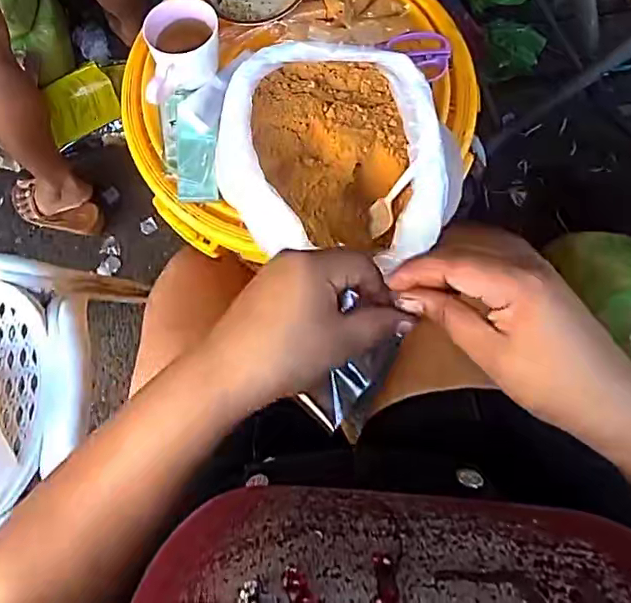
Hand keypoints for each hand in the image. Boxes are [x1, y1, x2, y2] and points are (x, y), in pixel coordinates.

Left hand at [189, 249, 411, 413]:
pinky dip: (315, 304)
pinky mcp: (261, 287)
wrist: (226, 373)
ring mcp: (274, 270)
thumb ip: (379, 324)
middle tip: (368, 330)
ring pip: (321, 278)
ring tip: (341, 336)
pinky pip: (300, 286)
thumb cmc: (287, 355)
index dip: (382, 291)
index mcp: (314, 262)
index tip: (389, 320)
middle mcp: (293, 257)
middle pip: (342, 267)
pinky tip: (312, 335)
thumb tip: (404, 316)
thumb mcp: (343, 342)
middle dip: (360, 297)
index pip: (364, 263)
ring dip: (338, 302)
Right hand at [387, 223, 630, 434]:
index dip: (415, 270)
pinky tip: (455, 273)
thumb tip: (408, 296)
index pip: (451, 261)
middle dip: (427, 259)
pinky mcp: (540, 271)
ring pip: (478, 240)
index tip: (386, 283)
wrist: (613, 400)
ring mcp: (535, 262)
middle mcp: (524, 259)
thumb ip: (448, 316)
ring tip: (420, 277)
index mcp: (513, 278)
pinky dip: (468, 255)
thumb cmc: (552, 386)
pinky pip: (495, 248)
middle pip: (463, 243)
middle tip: (398, 282)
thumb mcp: (491, 356)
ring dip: (447, 253)